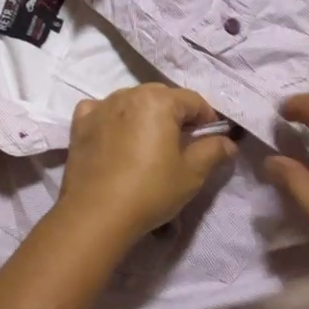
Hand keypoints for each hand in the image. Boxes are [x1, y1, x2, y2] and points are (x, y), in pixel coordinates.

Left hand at [60, 84, 235, 241]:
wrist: (96, 214)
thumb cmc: (150, 190)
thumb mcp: (191, 174)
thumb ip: (213, 151)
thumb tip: (228, 142)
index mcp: (159, 100)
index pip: (193, 101)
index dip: (207, 120)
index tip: (211, 141)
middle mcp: (128, 94)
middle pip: (162, 97)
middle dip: (176, 116)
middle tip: (181, 145)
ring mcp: (101, 106)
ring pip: (132, 102)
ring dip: (145, 116)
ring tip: (149, 145)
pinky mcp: (80, 123)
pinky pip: (101, 111)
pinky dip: (112, 119)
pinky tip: (116, 138)